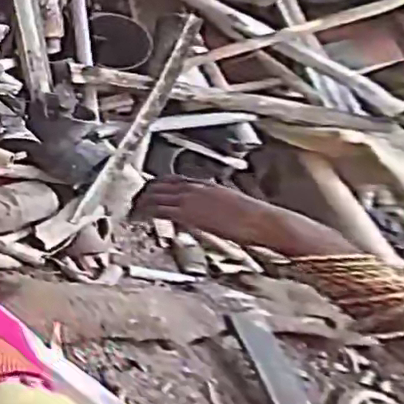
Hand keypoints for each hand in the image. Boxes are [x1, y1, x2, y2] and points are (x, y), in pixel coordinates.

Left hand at [136, 177, 354, 257]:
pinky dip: (146, 212)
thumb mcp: (229, 202)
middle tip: (134, 200)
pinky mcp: (188, 214)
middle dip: (142, 192)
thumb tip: (204, 209)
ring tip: (133, 210)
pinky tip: (141, 217)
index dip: (155, 184)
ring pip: (154, 196)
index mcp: (205, 184)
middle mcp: (194, 188)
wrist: (270, 224)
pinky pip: (159, 210)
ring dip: (141, 203)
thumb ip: (211, 201)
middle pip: (157, 185)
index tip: (147, 190)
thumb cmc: (257, 218)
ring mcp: (190, 200)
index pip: (170, 179)